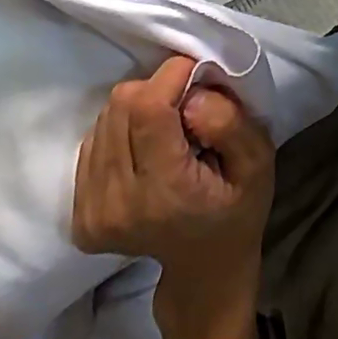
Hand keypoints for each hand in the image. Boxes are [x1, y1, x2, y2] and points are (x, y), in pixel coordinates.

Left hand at [73, 56, 274, 338]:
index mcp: (164, 192)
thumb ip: (229, 123)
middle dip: (159, 88)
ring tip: (170, 128)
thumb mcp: (257, 161)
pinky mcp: (79, 213)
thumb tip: (191, 96)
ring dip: (142, 106)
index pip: (147, 107)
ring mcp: (92, 212)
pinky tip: (148, 146)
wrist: (206, 265)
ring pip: (108, 114)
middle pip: (123, 105)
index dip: (172, 75)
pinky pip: (96, 136)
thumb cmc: (237, 207)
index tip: (198, 73)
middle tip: (189, 104)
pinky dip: (125, 127)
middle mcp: (118, 204)